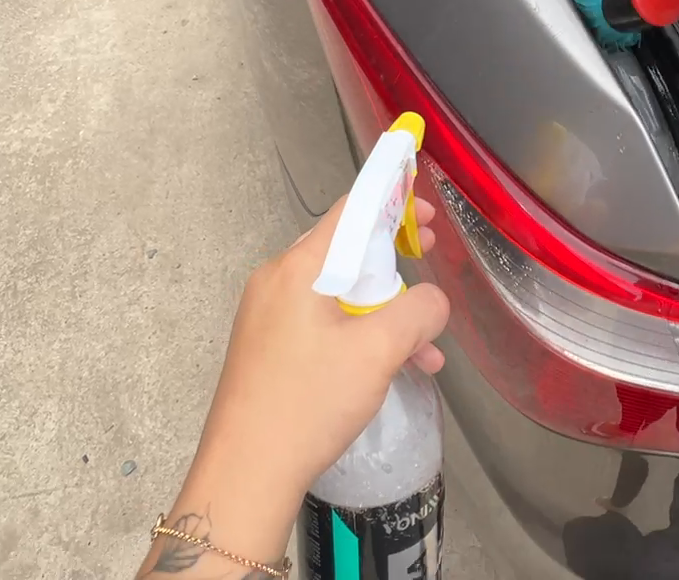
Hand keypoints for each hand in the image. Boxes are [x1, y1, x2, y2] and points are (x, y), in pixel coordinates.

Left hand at [191, 194, 449, 500]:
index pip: (350, 211)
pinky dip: (361, 333)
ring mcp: (270, 316)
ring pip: (340, 293)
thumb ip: (419, 310)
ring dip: (386, 310)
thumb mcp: (379, 350)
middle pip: (346, 251)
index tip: (426, 212)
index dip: (392, 201)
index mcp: (298, 267)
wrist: (244, 478)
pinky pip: (325, 322)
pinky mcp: (270, 347)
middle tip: (429, 259)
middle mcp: (278, 281)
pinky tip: (396, 367)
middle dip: (395, 260)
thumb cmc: (309, 402)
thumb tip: (434, 301)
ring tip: (426, 346)